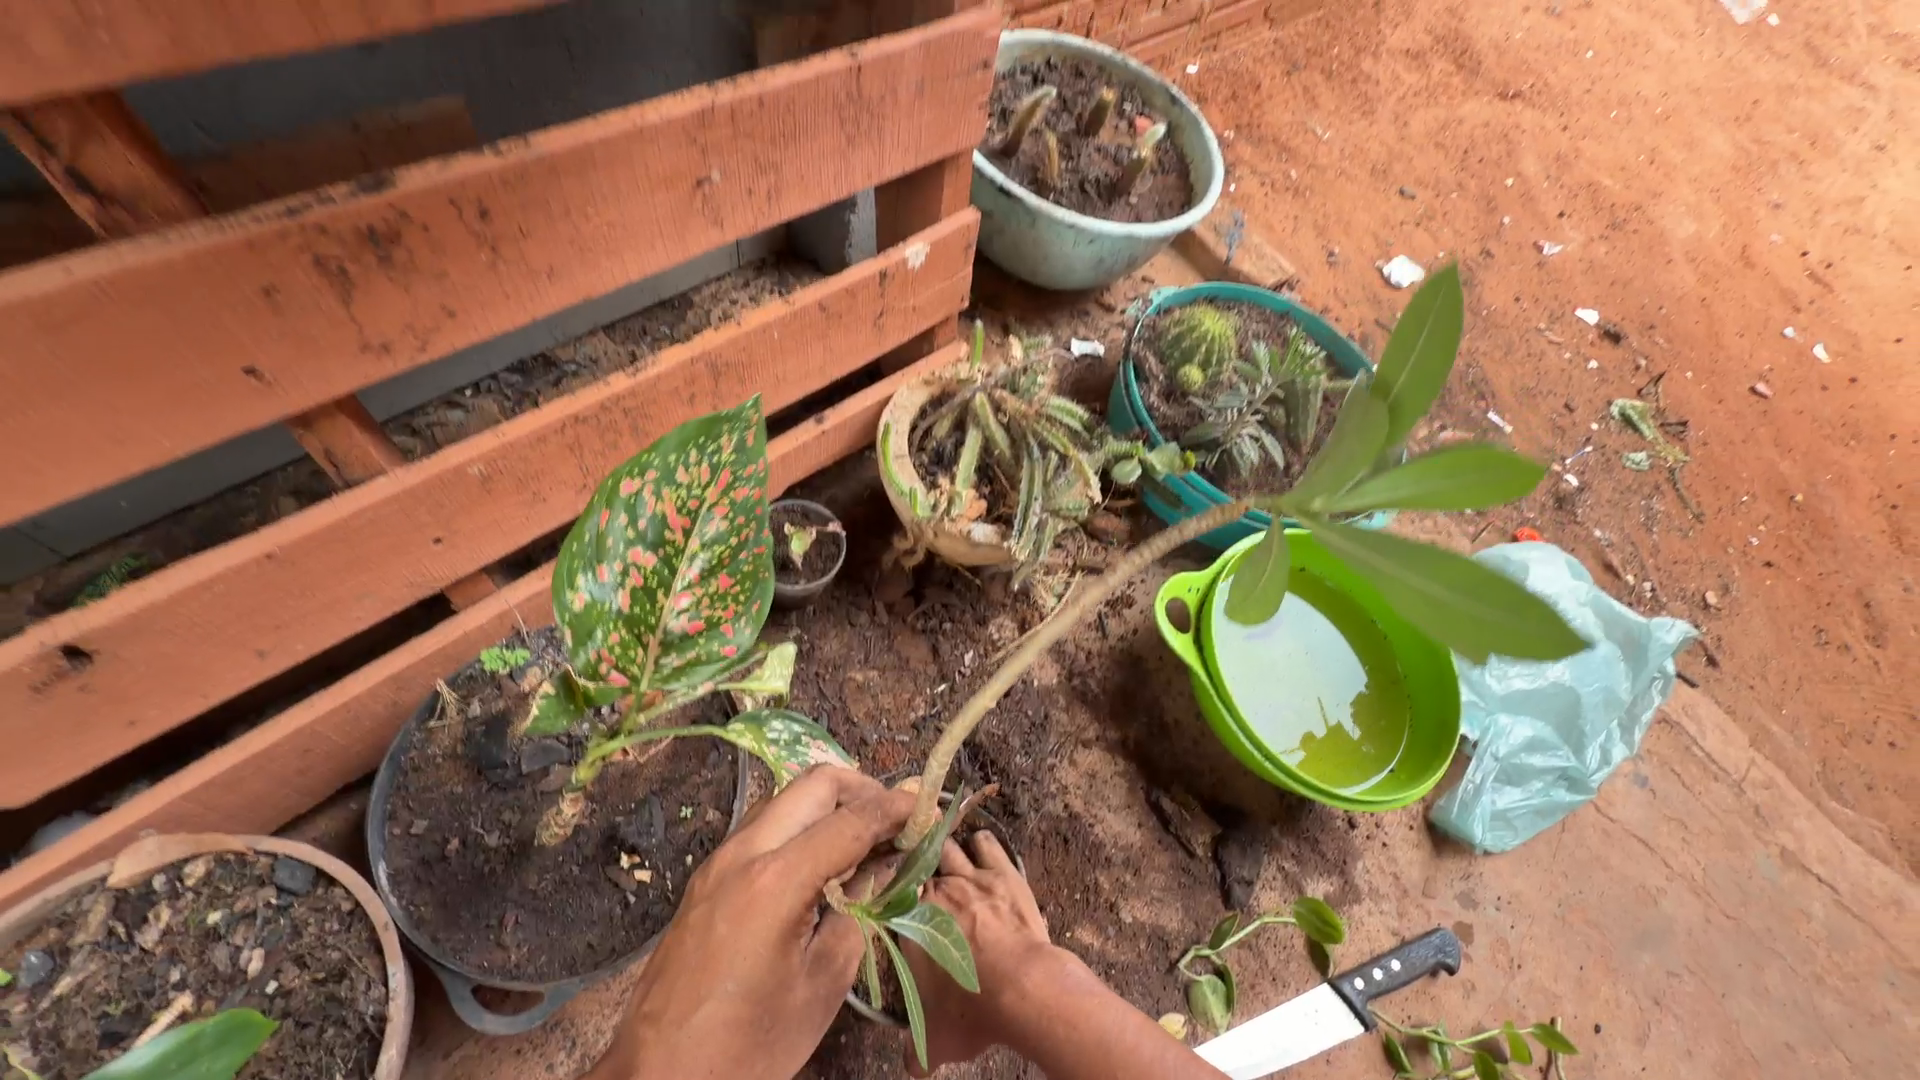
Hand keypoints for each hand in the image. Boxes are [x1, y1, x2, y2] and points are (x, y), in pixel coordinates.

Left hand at [588, 766, 912, 1079]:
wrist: (658, 1078)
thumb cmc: (751, 1044)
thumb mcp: (824, 981)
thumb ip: (862, 908)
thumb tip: (887, 863)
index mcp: (777, 879)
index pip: (851, 819)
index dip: (895, 808)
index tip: (925, 808)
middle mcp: (744, 851)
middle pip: (815, 782)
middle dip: (863, 789)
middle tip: (894, 820)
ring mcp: (719, 860)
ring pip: (786, 797)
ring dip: (830, 804)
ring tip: (864, 838)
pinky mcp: (707, 876)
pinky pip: (765, 825)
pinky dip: (802, 824)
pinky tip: (823, 860)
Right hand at [902, 829, 1071, 1073]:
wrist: (1021, 988)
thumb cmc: (971, 1011)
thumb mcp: (936, 1040)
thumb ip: (916, 1052)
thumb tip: (911, 1069)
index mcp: (909, 923)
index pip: (890, 895)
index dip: (893, 894)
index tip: (896, 899)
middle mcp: (934, 892)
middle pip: (918, 864)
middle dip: (918, 869)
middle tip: (921, 878)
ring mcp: (969, 877)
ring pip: (949, 847)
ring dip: (947, 852)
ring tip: (948, 858)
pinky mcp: (1002, 872)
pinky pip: (985, 844)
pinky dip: (982, 845)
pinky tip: (981, 850)